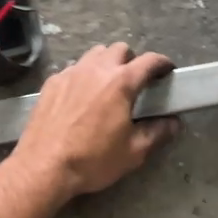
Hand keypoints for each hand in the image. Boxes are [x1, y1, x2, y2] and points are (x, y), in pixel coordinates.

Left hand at [10, 43, 178, 201]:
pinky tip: (79, 96)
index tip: (167, 70)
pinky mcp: (52, 82)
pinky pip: (73, 68)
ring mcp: (72, 72)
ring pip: (95, 54)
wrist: (42, 168)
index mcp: (122, 82)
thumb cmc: (92, 160)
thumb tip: (174, 123)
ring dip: (106, 63)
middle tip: (133, 81)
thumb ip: (157, 133)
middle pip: (120, 49)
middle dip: (131, 60)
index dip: (162, 63)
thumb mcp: (132, 152)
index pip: (149, 61)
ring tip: (106, 84)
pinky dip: (83, 75)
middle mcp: (97, 69)